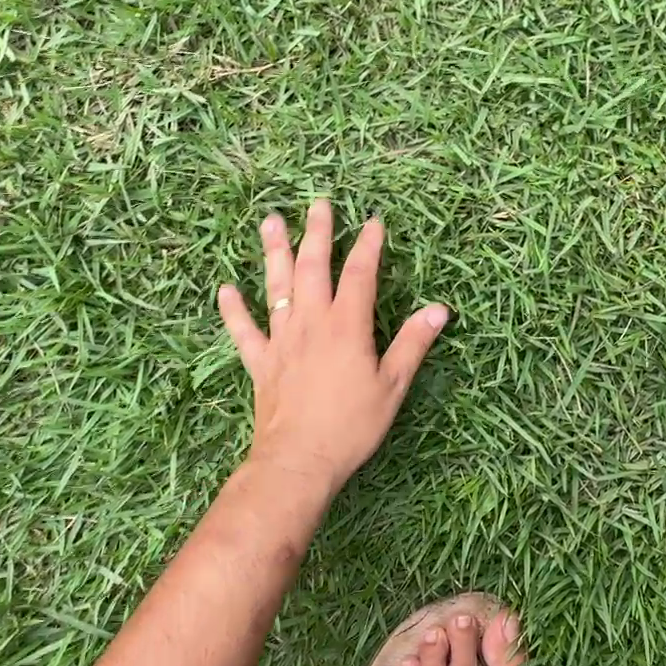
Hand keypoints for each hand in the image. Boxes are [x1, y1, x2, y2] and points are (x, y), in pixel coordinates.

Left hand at [217, 200, 448, 493]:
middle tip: (319, 204)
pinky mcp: (260, 362)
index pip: (360, 274)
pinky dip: (234, 310)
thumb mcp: (392, 386)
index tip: (374, 222)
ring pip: (277, 287)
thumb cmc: (351, 425)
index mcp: (347, 326)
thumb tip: (439, 309)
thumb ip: (413, 344)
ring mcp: (281, 340)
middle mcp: (311, 323)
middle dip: (318, 233)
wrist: (297, 461)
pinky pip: (244, 331)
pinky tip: (226, 289)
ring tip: (271, 222)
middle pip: (314, 267)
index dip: (368, 246)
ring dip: (274, 253)